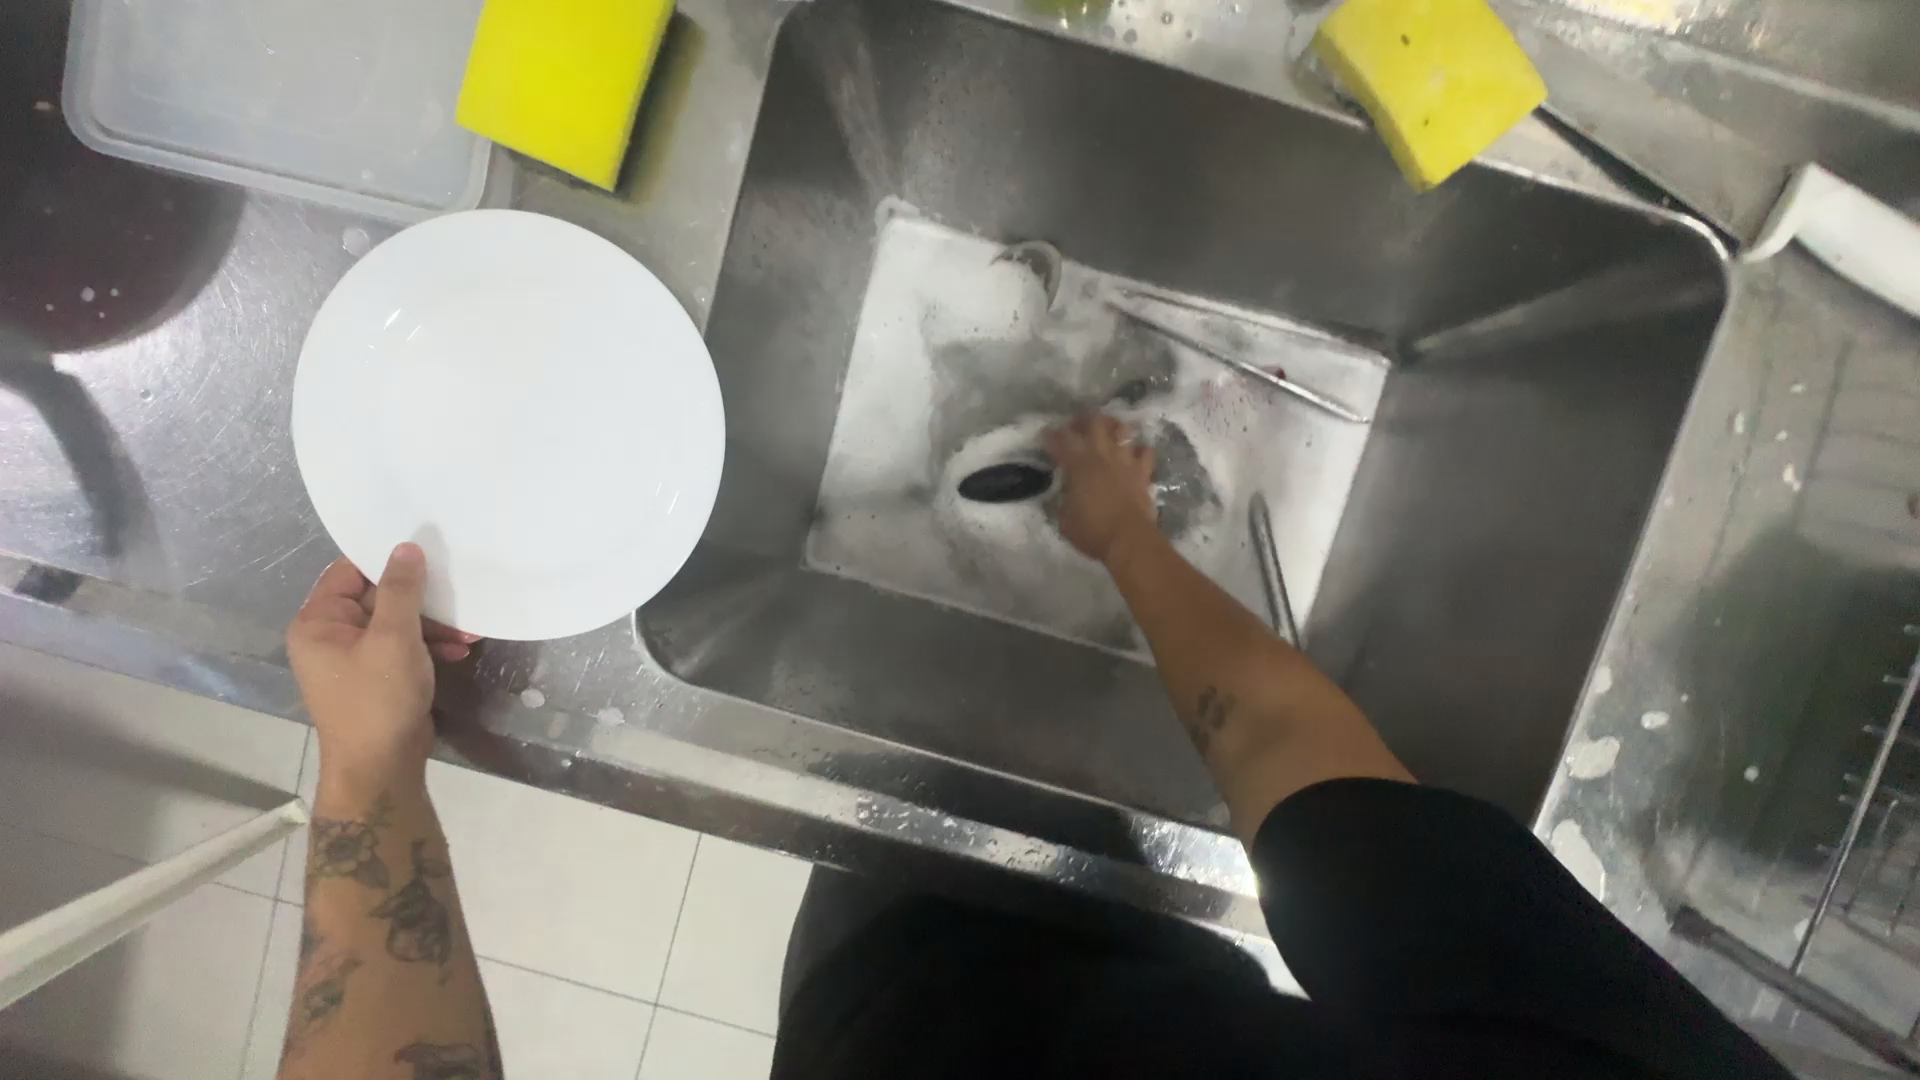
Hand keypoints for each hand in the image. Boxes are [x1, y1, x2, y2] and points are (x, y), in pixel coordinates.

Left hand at [287, 544, 478, 798]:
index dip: (387, 559)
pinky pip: (406, 644)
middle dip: (423, 598)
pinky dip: (432, 643)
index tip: (429, 549)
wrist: (382, 762)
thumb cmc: (379, 696)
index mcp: (318, 622)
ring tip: (468, 630)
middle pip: (380, 596)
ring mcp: (355, 656)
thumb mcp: (394, 637)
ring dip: (434, 623)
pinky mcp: (379, 673)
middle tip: (459, 594)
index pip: (350, 572)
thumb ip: (402, 590)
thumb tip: (406, 547)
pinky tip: (459, 648)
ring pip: (399, 621)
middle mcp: (331, 635)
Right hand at [1043, 411, 1158, 564]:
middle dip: (1083, 420)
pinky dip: (1139, 450)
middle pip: (1095, 422)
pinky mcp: (1143, 473)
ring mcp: (1126, 462)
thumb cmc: (1092, 531)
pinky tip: (1133, 455)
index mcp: (1078, 465)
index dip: (1050, 435)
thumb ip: (1062, 500)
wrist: (1129, 539)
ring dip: (1113, 427)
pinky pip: (1145, 452)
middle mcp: (1102, 456)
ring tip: (1107, 432)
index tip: (1045, 434)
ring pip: (1122, 430)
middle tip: (1076, 427)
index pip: (1061, 441)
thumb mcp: (1064, 520)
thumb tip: (1063, 494)